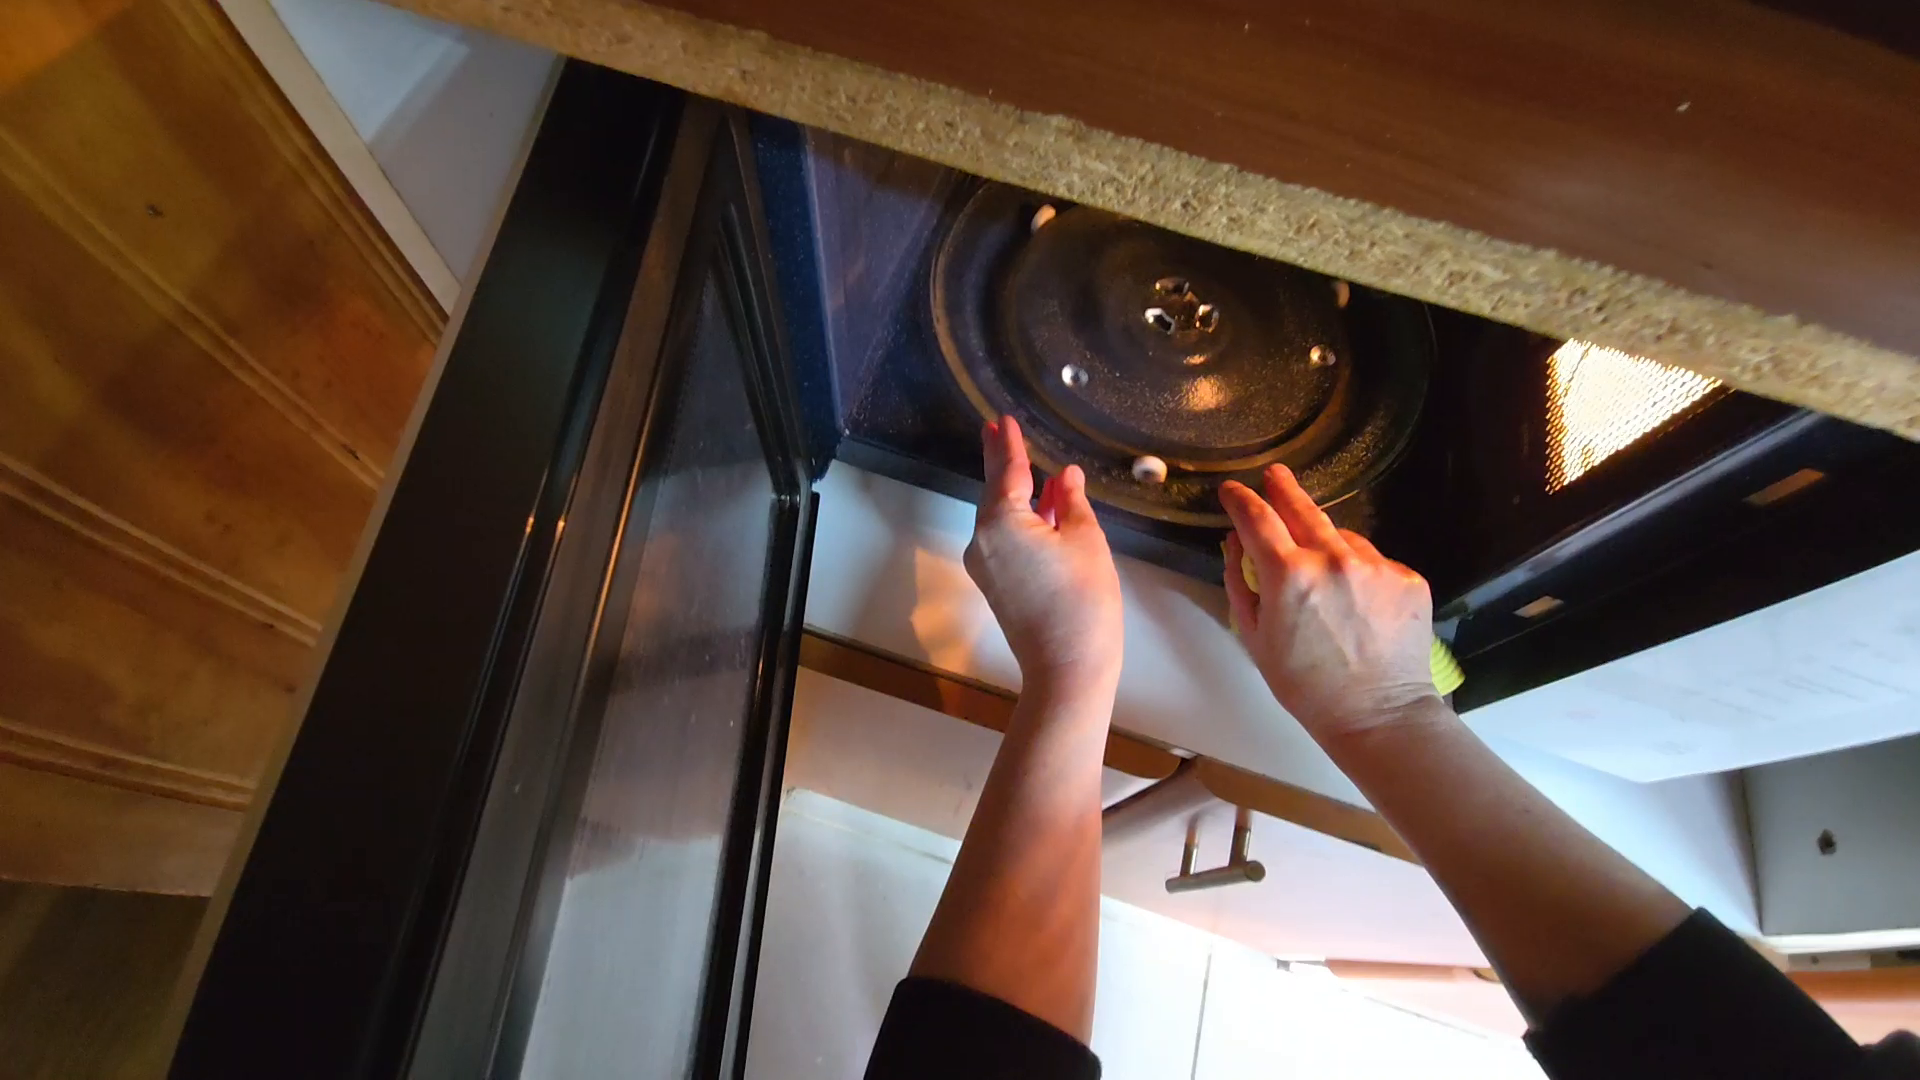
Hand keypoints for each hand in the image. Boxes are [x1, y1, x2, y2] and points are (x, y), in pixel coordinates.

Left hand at [964, 417, 1123, 695]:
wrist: (1067, 668)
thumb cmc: (1083, 600)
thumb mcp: (1085, 540)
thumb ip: (1070, 501)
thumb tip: (1065, 476)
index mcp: (1001, 522)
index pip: (1006, 471)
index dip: (1008, 444)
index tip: (1002, 421)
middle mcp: (982, 539)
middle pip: (995, 492)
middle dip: (1002, 462)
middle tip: (999, 429)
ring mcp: (984, 564)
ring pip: (998, 517)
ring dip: (1015, 492)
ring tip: (1027, 465)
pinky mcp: (994, 584)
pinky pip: (1003, 539)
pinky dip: (1019, 520)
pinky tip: (1039, 509)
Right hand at [1221, 465, 1438, 740]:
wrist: (1377, 714)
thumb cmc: (1301, 682)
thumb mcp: (1253, 634)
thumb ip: (1239, 580)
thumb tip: (1235, 541)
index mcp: (1288, 574)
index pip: (1257, 519)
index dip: (1240, 500)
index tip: (1232, 490)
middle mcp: (1333, 559)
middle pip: (1302, 508)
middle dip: (1283, 488)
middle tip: (1275, 474)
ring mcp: (1376, 566)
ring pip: (1340, 537)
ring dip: (1324, 542)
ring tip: (1320, 572)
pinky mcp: (1407, 578)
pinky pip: (1372, 559)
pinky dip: (1357, 567)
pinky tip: (1355, 597)